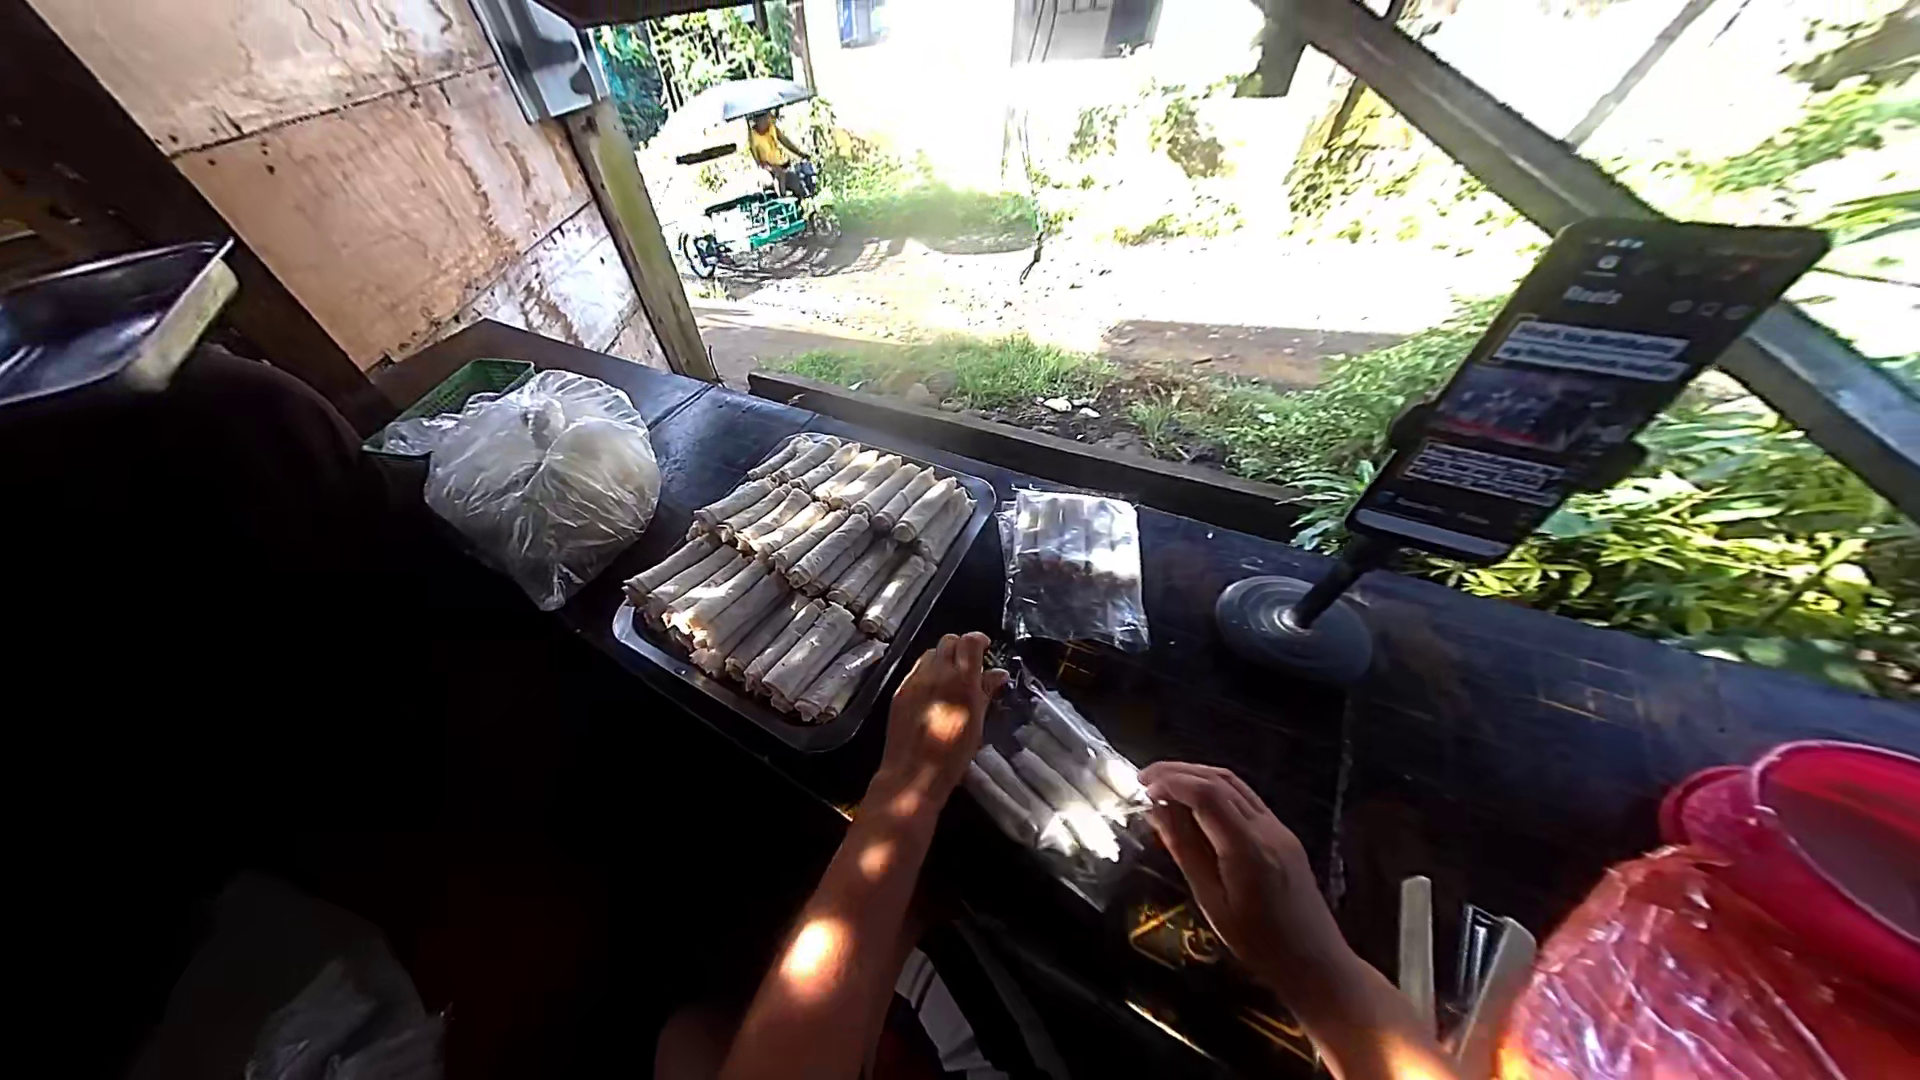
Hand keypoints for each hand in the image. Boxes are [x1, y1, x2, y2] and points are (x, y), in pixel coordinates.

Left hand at [875, 633, 1007, 808]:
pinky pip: (917, 669)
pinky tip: (934, 690)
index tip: (985, 646)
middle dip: (961, 646)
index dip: (978, 639)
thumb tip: (997, 675)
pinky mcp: (900, 690)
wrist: (913, 774)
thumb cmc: (952, 756)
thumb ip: (986, 692)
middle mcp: (937, 674)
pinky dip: (928, 671)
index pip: (969, 641)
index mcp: (962, 681)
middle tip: (970, 662)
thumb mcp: (977, 723)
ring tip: (951, 676)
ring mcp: (915, 680)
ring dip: (943, 657)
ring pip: (931, 653)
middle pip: (949, 641)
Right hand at [1142, 763, 1348, 994]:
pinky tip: (1193, 797)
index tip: (1143, 788)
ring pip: (1232, 782)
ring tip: (1163, 781)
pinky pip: (1243, 795)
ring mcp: (1278, 827)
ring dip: (1194, 774)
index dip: (1172, 783)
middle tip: (1144, 778)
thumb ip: (1184, 850)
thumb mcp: (1212, 902)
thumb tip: (1157, 811)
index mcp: (1249, 850)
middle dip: (1177, 772)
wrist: (1318, 966)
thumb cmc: (1260, 945)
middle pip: (1219, 780)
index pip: (1207, 795)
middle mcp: (1267, 829)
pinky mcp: (1281, 832)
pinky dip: (1212, 786)